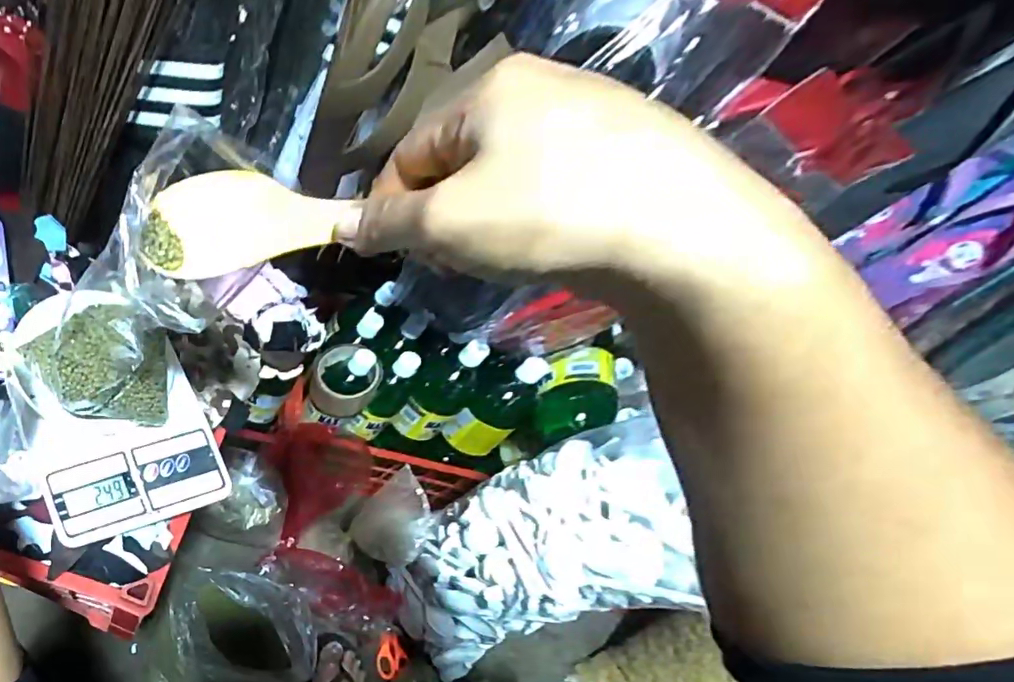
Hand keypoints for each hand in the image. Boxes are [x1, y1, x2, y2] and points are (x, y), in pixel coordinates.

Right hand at [337, 55, 824, 295]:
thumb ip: (387, 223)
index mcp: (486, 91)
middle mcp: (534, 86)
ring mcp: (581, 112)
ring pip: (497, 176)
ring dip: (479, 223)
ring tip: (498, 259)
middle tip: (451, 262)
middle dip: (439, 219)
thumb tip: (340, 224)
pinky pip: (542, 182)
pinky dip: (525, 218)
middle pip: (453, 163)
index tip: (393, 256)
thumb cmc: (542, 216)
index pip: (408, 154)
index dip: (389, 209)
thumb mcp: (447, 223)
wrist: (673, 228)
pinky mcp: (616, 145)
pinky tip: (542, 244)